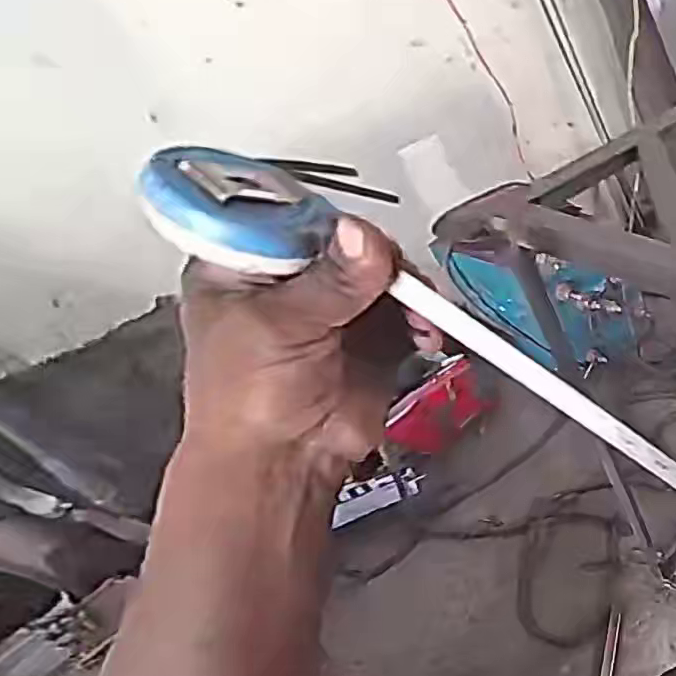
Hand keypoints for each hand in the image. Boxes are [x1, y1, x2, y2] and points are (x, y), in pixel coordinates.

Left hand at [178, 217, 410, 473]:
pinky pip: (413, 311)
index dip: (328, 223)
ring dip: (414, 293)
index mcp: (247, 265)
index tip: (361, 242)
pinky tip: (428, 336)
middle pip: (351, 244)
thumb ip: (330, 283)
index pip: (291, 218)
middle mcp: (297, 280)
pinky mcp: (379, 334)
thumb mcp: (280, 328)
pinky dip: (428, 320)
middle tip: (399, 283)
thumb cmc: (251, 395)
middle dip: (383, 262)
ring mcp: (342, 307)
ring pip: (389, 276)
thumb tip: (364, 235)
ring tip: (422, 316)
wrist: (291, 457)